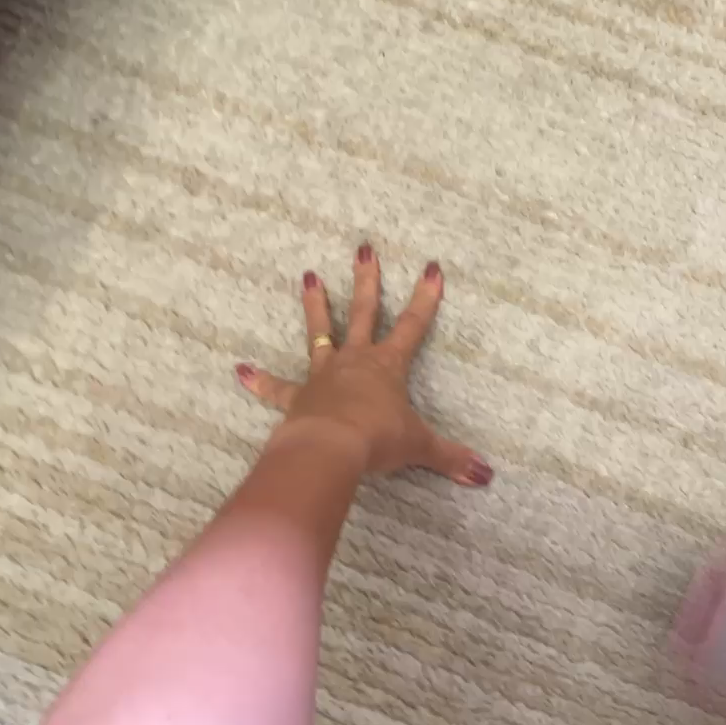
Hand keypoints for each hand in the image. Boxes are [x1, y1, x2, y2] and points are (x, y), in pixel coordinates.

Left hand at [234, 244, 492, 486]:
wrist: (330, 449)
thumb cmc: (378, 440)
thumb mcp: (420, 447)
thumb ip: (451, 458)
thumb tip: (485, 475)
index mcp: (388, 366)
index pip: (414, 325)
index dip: (425, 297)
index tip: (431, 267)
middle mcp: (356, 361)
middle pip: (363, 313)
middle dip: (366, 281)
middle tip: (363, 249)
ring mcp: (324, 375)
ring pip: (320, 333)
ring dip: (315, 305)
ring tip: (308, 277)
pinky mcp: (297, 397)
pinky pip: (276, 388)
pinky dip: (259, 382)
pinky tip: (240, 371)